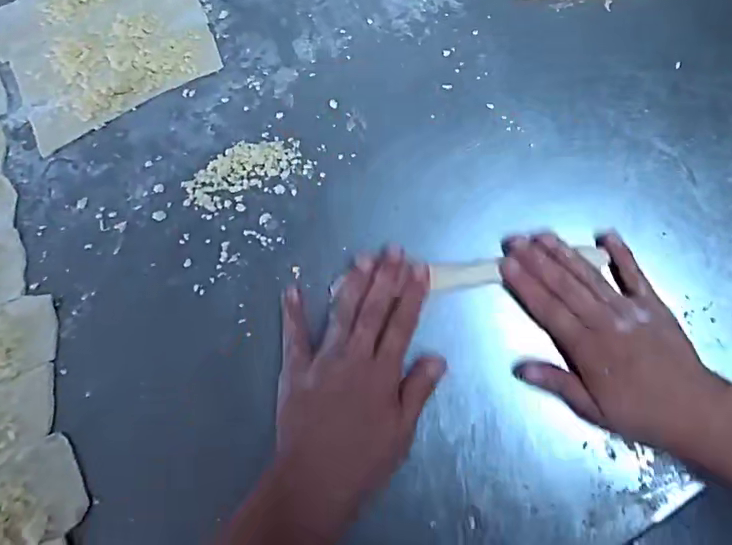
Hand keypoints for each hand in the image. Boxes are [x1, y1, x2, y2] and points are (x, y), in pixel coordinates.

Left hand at [257, 247, 445, 540]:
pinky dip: (293, 311)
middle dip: (386, 277)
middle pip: (373, 310)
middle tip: (394, 249)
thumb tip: (438, 356)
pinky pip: (295, 335)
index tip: (419, 267)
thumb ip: (417, 391)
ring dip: (353, 283)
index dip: (411, 294)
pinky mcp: (296, 368)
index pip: (401, 324)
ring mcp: (323, 358)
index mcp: (382, 372)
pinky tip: (293, 287)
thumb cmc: (364, 461)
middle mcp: (354, 357)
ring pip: (342, 313)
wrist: (313, 482)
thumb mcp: (401, 433)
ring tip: (363, 257)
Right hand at [499, 230, 730, 451]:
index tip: (506, 264)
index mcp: (588, 348)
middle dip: (536, 261)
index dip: (525, 285)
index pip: (548, 309)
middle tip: (515, 240)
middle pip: (564, 286)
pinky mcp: (652, 303)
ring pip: (589, 275)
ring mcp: (628, 309)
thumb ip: (557, 383)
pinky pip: (634, 274)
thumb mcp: (595, 411)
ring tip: (542, 236)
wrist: (697, 412)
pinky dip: (621, 253)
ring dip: (564, 253)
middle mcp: (604, 322)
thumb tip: (520, 368)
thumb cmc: (641, 414)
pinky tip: (606, 235)